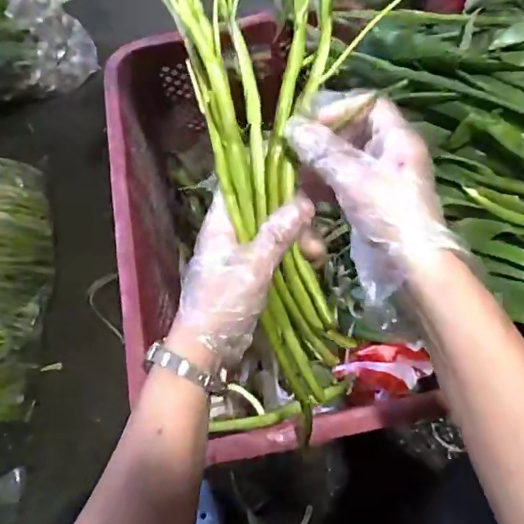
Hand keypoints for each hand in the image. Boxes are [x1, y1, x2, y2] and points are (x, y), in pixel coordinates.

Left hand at [165, 193, 313, 370]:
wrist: (207, 349)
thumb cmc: (222, 303)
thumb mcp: (253, 267)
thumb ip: (277, 234)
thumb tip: (303, 202)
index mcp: (221, 223)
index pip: (240, 183)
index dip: (265, 175)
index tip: (298, 178)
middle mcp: (231, 231)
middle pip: (266, 208)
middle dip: (294, 219)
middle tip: (312, 242)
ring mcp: (243, 252)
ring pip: (277, 231)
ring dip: (299, 240)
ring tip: (316, 258)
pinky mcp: (254, 271)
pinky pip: (278, 253)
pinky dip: (295, 256)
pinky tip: (312, 265)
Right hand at [284, 93, 457, 301]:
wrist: (413, 270)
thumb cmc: (390, 215)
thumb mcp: (354, 178)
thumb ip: (323, 150)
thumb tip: (293, 125)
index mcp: (397, 140)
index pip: (369, 106)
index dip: (340, 109)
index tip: (311, 124)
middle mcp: (390, 156)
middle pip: (350, 135)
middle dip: (320, 145)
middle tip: (296, 156)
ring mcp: (378, 182)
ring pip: (340, 164)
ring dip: (316, 172)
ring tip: (298, 184)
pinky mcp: (368, 206)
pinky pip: (340, 188)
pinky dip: (323, 192)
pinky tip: (307, 204)